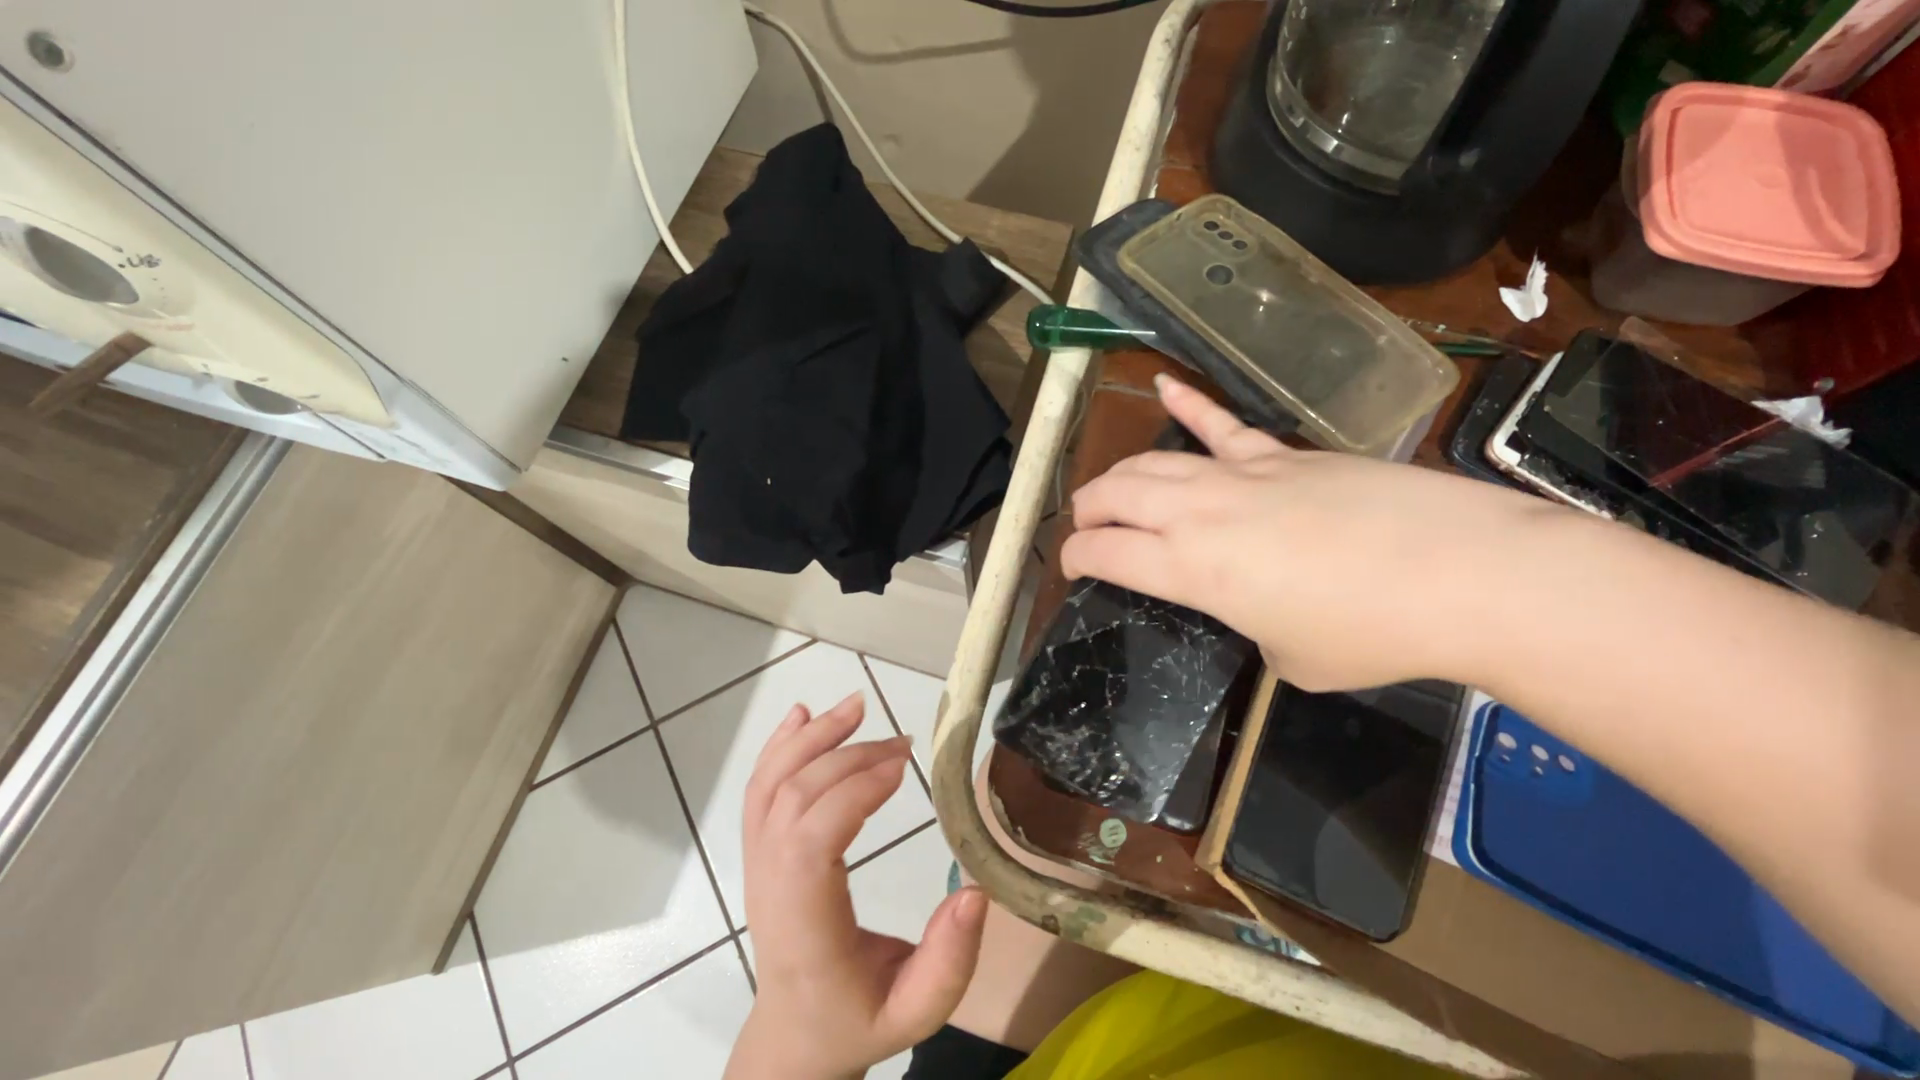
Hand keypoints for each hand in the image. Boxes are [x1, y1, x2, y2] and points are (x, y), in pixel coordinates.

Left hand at [726, 692, 987, 1079]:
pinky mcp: (760, 854)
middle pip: (794, 799)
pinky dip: (780, 748)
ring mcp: (758, 866)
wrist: (795, 1034)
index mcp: (805, 924)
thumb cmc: (857, 1021)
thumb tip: (974, 892)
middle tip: (903, 744)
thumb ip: (948, 961)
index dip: (851, 792)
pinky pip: (760, 791)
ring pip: (771, 786)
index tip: (902, 766)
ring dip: (811, 738)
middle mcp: (771, 886)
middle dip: (848, 757)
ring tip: (856, 704)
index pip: (811, 841)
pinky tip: (804, 717)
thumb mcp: (915, 1011)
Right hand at [1061, 375, 1563, 690]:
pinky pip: (1224, 424)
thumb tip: (1261, 607)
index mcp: (1193, 571)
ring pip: (1157, 459)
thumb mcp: (1291, 659)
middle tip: (1081, 528)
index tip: (1071, 569)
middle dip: (1087, 510)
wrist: (1463, 574)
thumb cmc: (1371, 634)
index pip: (1107, 553)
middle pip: (1118, 494)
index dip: (1076, 559)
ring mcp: (1244, 475)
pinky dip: (1190, 403)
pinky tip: (1166, 383)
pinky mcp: (1286, 455)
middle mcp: (1203, 513)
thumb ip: (1254, 628)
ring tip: (1108, 487)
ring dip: (1121, 472)